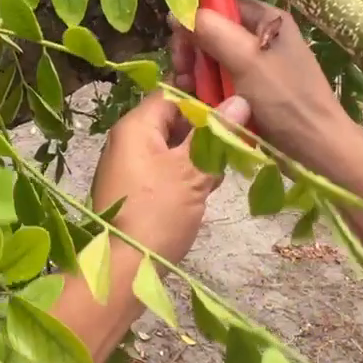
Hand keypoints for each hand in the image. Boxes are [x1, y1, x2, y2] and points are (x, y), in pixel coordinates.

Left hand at [90, 92, 228, 262]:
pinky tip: (205, 190)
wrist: (123, 267)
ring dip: (197, 156)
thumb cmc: (158, 211)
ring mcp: (129, 165)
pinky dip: (185, 174)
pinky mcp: (134, 188)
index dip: (202, 98)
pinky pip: (163, 169)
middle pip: (172, 121)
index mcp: (135, 125)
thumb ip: (215, 134)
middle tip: (234, 145)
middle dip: (204, 132)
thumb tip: (239, 100)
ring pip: (171, 147)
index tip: (233, 108)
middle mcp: (127, 139)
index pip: (171, 94)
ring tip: (221, 171)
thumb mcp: (192, 170)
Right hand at [170, 0, 348, 157]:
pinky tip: (201, 100)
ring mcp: (257, 64)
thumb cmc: (286, 99)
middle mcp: (261, 36)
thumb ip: (209, 29)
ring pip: (212, 56)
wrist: (319, 152)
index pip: (220, 0)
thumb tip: (175, 12)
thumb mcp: (245, 59)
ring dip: (197, 70)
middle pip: (212, 29)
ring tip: (189, 89)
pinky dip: (208, 87)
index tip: (179, 37)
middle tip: (183, 69)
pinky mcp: (253, 88)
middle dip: (193, 47)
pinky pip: (221, 79)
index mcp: (267, 18)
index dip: (195, 13)